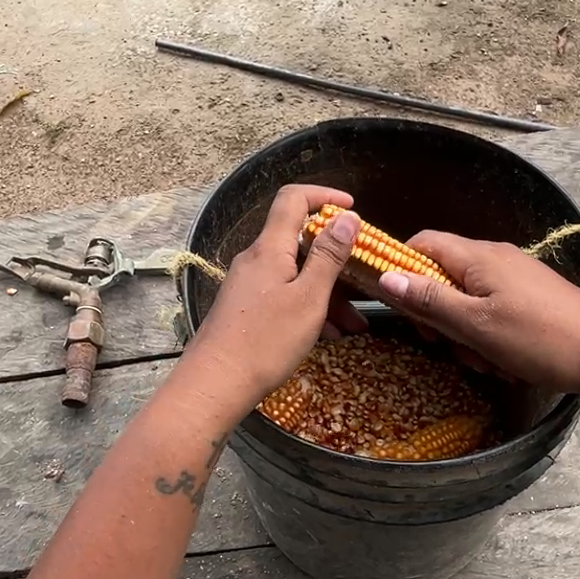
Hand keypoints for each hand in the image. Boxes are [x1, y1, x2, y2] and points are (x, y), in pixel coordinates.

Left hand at [180, 184, 364, 407]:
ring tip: (354, 326)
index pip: (293, 199)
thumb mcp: (308, 298)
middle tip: (364, 284)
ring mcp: (248, 284)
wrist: (215, 383)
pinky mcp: (245, 307)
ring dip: (327, 293)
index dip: (323, 195)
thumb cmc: (265, 341)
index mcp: (269, 248)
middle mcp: (255, 259)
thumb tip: (346, 217)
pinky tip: (328, 335)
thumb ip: (329, 256)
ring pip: (295, 275)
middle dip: (336, 261)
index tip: (351, 208)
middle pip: (299, 242)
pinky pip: (284, 295)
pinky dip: (308, 307)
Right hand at [375, 232, 579, 396]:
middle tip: (443, 345)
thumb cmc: (539, 339)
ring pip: (468, 298)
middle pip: (443, 274)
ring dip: (464, 332)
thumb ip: (429, 300)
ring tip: (483, 362)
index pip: (423, 243)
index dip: (402, 268)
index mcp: (479, 256)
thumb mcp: (475, 325)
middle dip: (437, 313)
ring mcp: (516, 277)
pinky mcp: (532, 297)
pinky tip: (503, 361)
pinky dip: (488, 334)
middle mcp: (496, 258)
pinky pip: (493, 309)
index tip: (403, 307)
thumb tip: (385, 277)